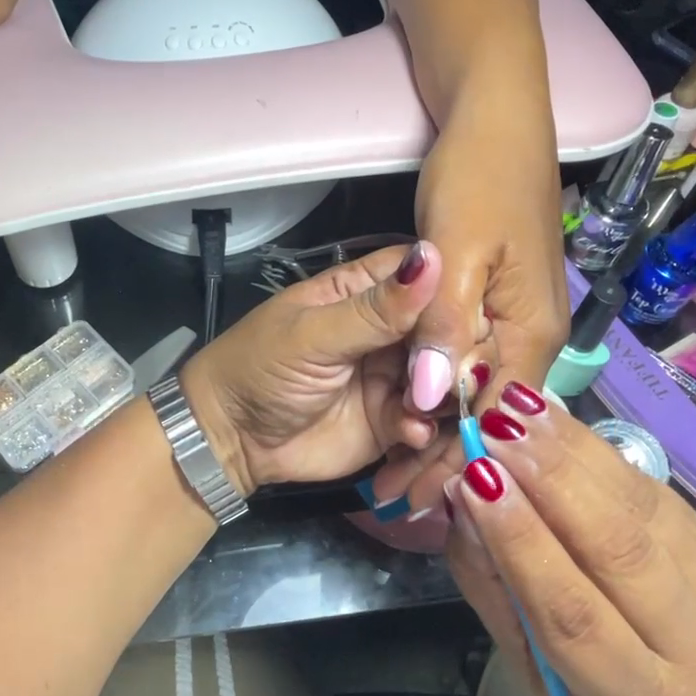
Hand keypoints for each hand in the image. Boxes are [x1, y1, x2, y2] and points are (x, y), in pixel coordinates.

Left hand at [179, 242, 443, 494]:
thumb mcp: (313, 335)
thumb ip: (374, 309)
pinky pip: (431, 421)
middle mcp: (390, 329)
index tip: (464, 317)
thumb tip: (431, 257)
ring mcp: (396, 376)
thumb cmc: (259, 369)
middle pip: (448, 328)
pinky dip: (430, 428)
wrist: (231, 438)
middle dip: (456, 350)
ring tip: (425, 405)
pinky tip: (411, 434)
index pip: (427, 275)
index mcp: (365, 291)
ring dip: (448, 392)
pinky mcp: (395, 420)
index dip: (452, 292)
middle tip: (446, 375)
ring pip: (449, 376)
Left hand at [376, 108, 569, 509]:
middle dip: (444, 455)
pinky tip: (398, 440)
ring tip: (392, 486)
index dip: (460, 450)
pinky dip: (427, 408)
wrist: (488, 124)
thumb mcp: (455, 247)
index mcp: (526, 325)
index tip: (419, 492)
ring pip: (464, 401)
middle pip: (483, 413)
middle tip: (397, 500)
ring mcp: (493, 329)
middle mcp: (519, 337)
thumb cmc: (476, 178)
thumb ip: (431, 320)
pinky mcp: (470, 316)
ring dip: (431, 438)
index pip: (497, 408)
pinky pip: (450, 378)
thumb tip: (436, 393)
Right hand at [444, 382, 695, 695]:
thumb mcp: (525, 662)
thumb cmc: (583, 688)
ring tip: (517, 407)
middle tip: (494, 429)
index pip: (576, 615)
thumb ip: (491, 584)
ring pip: (643, 508)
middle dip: (550, 480)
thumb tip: (462, 498)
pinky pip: (652, 487)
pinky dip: (595, 446)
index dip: (522, 542)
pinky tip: (551, 414)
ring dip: (572, 449)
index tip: (475, 477)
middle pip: (621, 551)